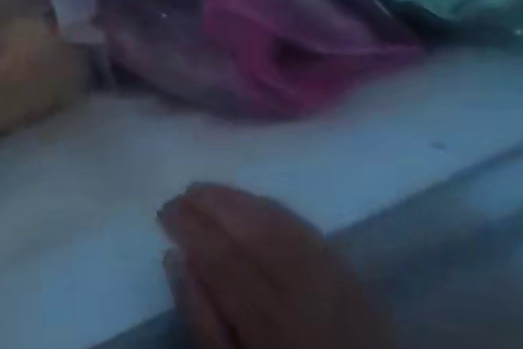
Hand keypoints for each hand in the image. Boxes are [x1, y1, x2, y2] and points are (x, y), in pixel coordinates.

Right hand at [158, 185, 392, 348]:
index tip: (163, 212)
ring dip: (239, 200)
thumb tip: (175, 258)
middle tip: (180, 196)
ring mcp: (341, 287)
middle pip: (255, 232)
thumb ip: (202, 321)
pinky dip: (273, 211)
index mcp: (276, 328)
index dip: (189, 228)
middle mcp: (312, 299)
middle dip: (211, 205)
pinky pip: (310, 233)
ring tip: (205, 193)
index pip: (223, 259)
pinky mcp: (359, 284)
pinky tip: (249, 206)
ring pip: (283, 225)